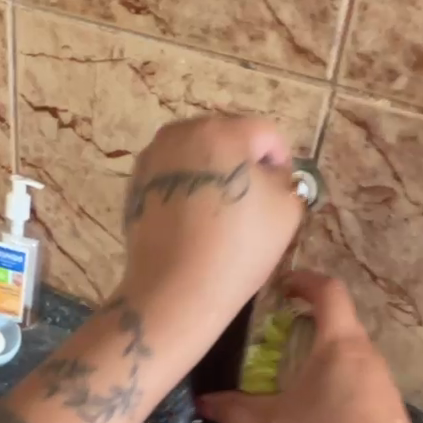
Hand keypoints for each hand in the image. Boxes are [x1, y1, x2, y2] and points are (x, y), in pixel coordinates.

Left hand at [115, 116, 302, 336]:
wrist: (176, 291)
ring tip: (222, 215)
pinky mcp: (134, 186)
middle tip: (254, 204)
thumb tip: (270, 176)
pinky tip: (195, 223)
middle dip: (244, 165)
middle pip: (226, 139)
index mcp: (221, 131)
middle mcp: (180, 133)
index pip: (266, 134)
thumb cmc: (237, 248)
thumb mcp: (287, 210)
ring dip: (214, 176)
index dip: (282, 162)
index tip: (283, 193)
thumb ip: (287, 180)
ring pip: (197, 157)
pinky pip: (173, 178)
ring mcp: (151, 159)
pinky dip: (188, 190)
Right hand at [196, 271, 422, 422]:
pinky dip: (337, 375)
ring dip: (323, 350)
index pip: (328, 290)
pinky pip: (359, 374)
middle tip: (278, 333)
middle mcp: (365, 350)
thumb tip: (203, 403)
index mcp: (339, 342)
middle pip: (339, 319)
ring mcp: (382, 376)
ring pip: (350, 349)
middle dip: (309, 318)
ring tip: (295, 371)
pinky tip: (321, 407)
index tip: (282, 285)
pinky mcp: (388, 401)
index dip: (305, 279)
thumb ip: (238, 411)